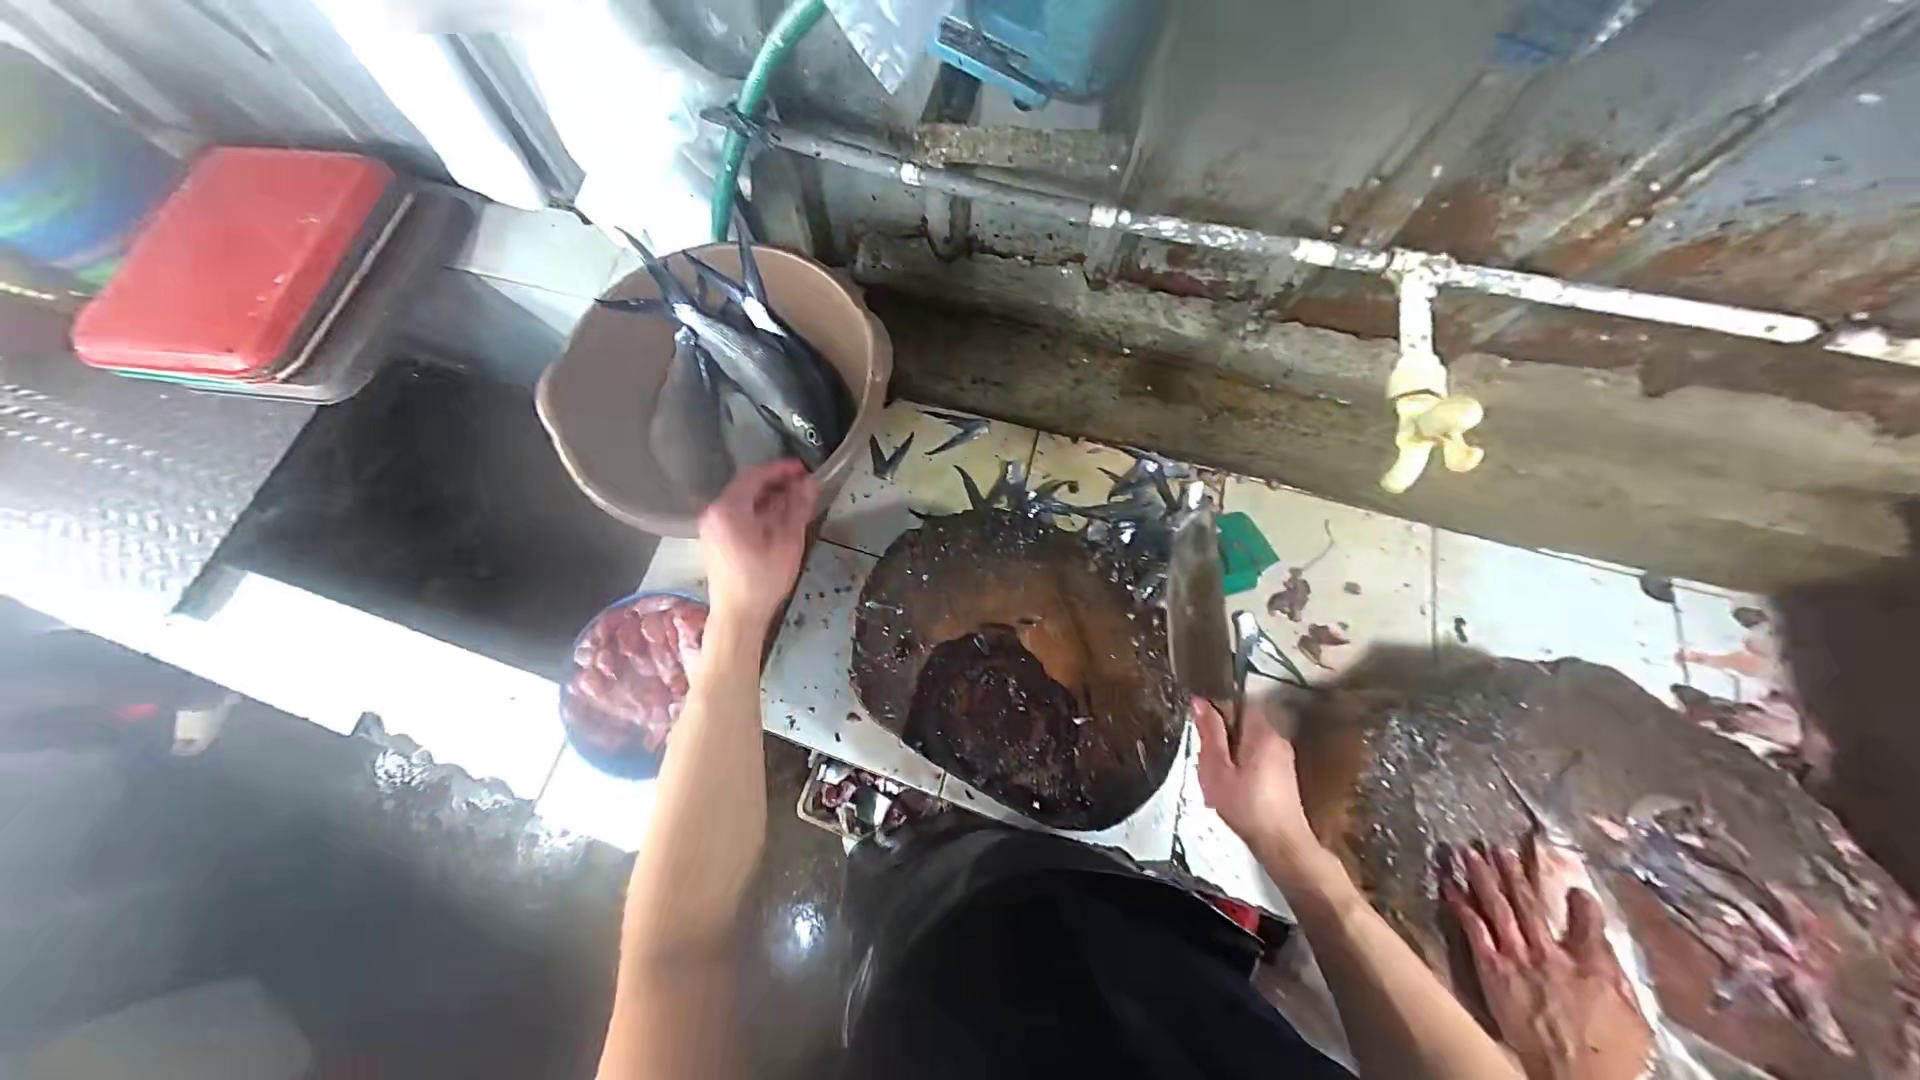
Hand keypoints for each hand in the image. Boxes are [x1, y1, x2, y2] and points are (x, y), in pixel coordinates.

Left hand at [697, 459, 817, 627]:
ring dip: (768, 498)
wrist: (738, 615)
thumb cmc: (763, 580)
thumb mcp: (787, 541)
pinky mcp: (714, 540)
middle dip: (776, 483)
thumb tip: (808, 483)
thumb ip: (797, 507)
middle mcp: (714, 513)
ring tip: (794, 503)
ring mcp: (711, 527)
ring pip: (742, 501)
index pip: (755, 475)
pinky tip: (777, 521)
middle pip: (746, 487)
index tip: (803, 468)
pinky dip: (757, 512)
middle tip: (802, 486)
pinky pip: (737, 515)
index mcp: (728, 509)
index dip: (781, 469)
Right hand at [1193, 696, 1321, 876]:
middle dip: (1224, 731)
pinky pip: (1258, 753)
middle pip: (1246, 720)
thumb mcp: (1216, 768)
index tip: (1202, 721)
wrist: (1281, 843)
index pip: (1241, 700)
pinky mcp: (1285, 773)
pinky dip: (1243, 761)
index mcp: (1262, 732)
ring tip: (1218, 771)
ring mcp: (1284, 756)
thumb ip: (1209, 732)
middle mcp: (1278, 738)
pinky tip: (1233, 783)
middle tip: (1207, 753)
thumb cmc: (1245, 806)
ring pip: (1251, 738)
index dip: (1219, 705)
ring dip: (1232, 748)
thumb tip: (1200, 702)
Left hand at [1444, 846, 1652, 1079]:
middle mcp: (1551, 954)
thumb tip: (1604, 948)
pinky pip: (1473, 929)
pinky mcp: (1491, 968)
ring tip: (1467, 852)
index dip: (1582, 903)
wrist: (1573, 1076)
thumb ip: (1614, 978)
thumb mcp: (1632, 1019)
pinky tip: (1448, 886)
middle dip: (1512, 872)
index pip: (1589, 924)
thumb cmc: (1610, 1056)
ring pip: (1496, 907)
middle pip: (1529, 904)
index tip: (1574, 886)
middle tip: (1497, 846)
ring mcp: (1517, 958)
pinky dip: (1461, 905)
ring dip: (1481, 877)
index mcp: (1592, 967)